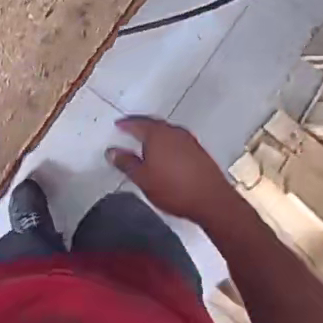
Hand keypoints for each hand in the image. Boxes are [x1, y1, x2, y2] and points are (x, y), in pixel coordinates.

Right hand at [107, 117, 247, 229]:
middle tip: (130, 129)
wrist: (210, 199)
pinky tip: (164, 153)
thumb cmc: (172, 189)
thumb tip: (111, 151)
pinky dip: (167, 141)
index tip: (118, 124)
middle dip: (141, 125)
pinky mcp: (198, 150)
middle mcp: (174, 131)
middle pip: (154, 124)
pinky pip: (177, 139)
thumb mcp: (143, 178)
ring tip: (145, 142)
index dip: (126, 124)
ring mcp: (189, 140)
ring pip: (167, 131)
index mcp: (157, 134)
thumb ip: (126, 162)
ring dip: (155, 134)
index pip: (138, 123)